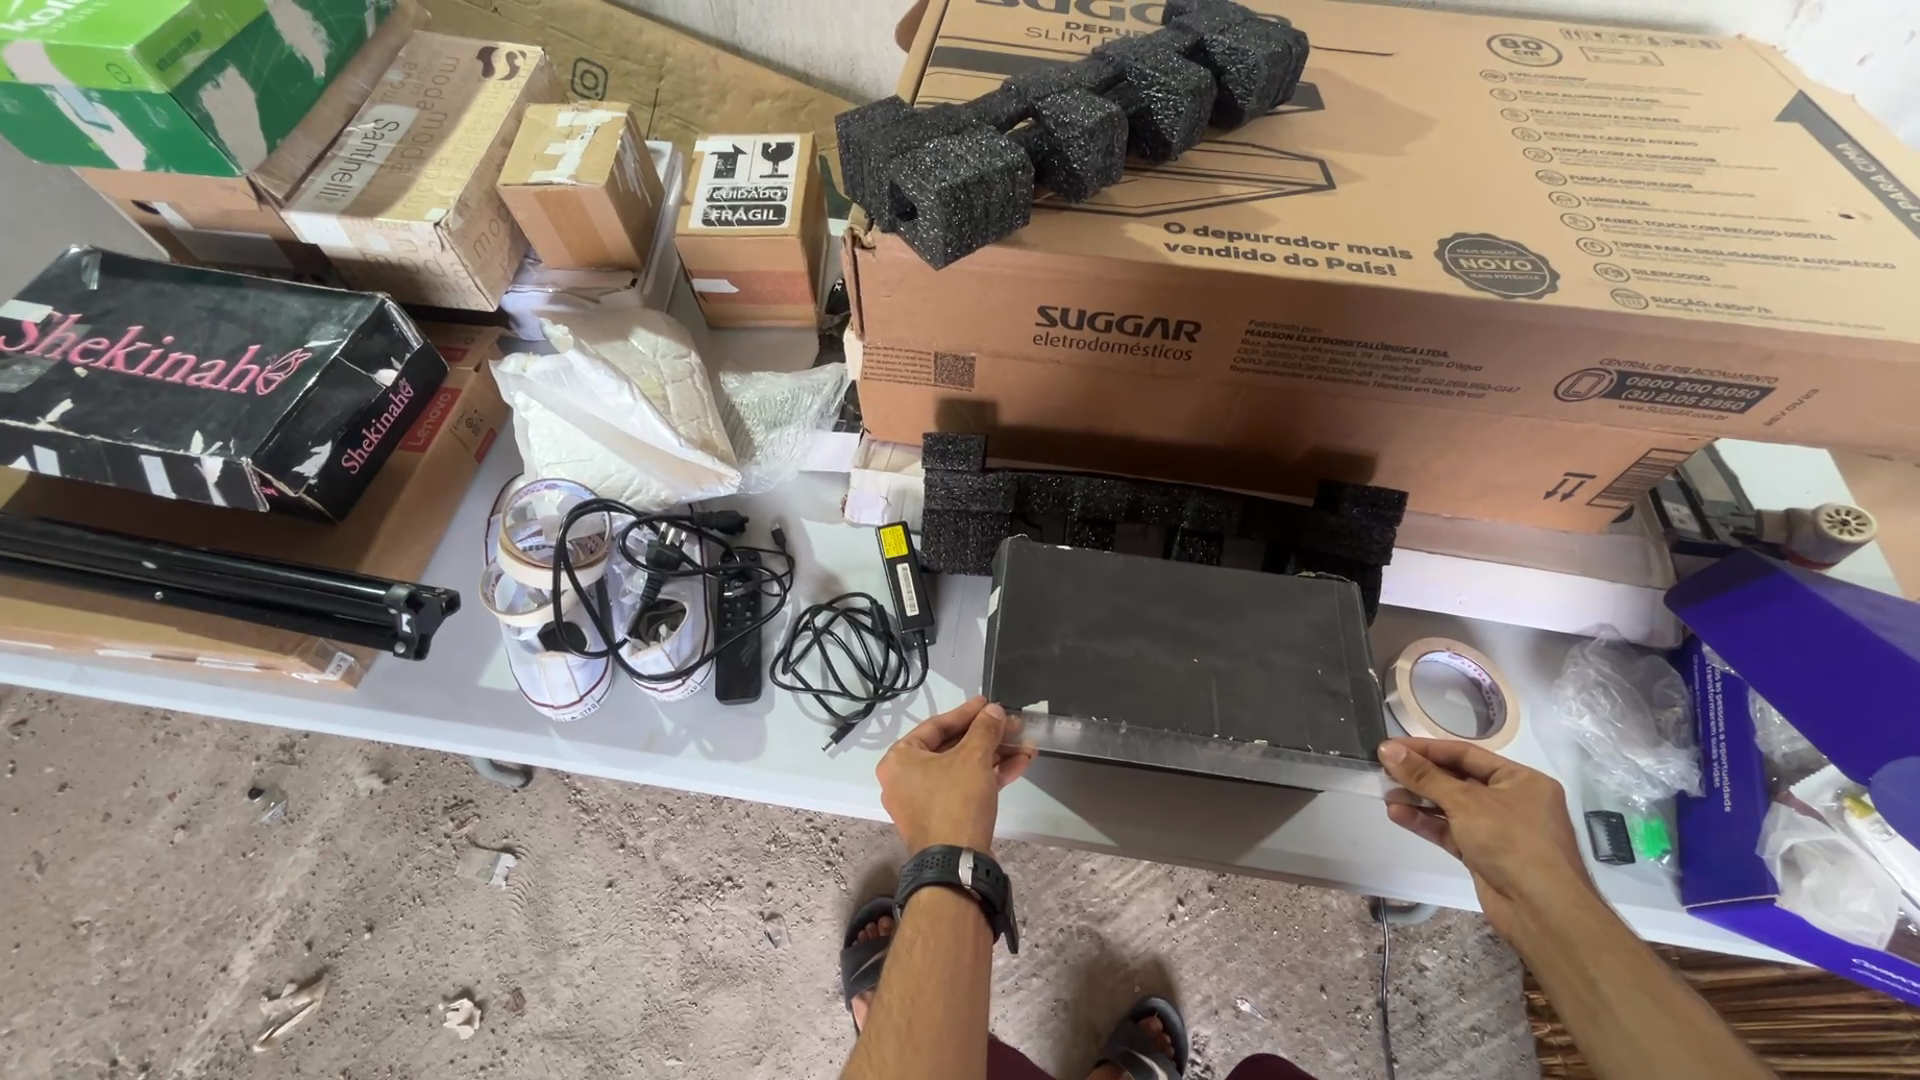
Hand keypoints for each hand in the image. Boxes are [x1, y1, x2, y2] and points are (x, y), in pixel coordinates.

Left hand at [877, 697, 1035, 854]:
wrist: (957, 865)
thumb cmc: (956, 801)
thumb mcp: (973, 758)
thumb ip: (984, 729)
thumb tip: (994, 711)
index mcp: (900, 759)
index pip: (936, 726)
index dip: (966, 713)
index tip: (989, 703)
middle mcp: (905, 779)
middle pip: (952, 747)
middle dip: (987, 736)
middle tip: (1013, 725)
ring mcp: (923, 802)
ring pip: (962, 768)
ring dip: (995, 755)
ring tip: (1025, 744)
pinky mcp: (942, 819)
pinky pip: (964, 788)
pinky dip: (989, 777)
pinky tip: (1019, 764)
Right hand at [1378, 738, 1594, 939]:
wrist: (1542, 911)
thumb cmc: (1512, 842)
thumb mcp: (1465, 801)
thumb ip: (1424, 776)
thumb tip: (1387, 750)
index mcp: (1521, 781)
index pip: (1466, 754)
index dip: (1425, 749)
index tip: (1390, 748)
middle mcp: (1512, 801)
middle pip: (1457, 780)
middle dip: (1420, 776)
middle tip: (1384, 771)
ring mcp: (1499, 830)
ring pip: (1451, 807)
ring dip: (1418, 800)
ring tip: (1386, 795)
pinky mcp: (1484, 854)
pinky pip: (1451, 831)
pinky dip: (1426, 823)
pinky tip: (1398, 814)